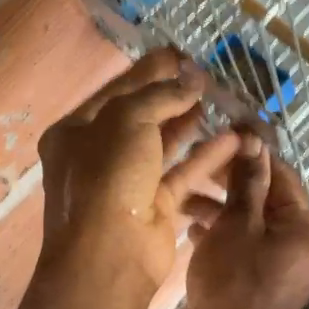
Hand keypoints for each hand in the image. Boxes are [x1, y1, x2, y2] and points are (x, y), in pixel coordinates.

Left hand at [36, 48, 239, 292]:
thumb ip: (161, 94)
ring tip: (220, 102)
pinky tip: (232, 138)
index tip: (182, 54)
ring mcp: (127, 183)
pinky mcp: (156, 206)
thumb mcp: (128, 119)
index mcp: (76, 131)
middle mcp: (98, 155)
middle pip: (141, 117)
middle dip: (172, 96)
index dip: (150, 70)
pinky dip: (206, 157)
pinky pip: (183, 174)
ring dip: (190, 124)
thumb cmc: (107, 176)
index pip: (117, 91)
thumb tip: (192, 77)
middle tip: (206, 77)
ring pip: (163, 146)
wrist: (110, 254)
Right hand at [185, 132, 308, 308]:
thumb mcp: (236, 223)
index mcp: (308, 227)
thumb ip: (246, 181)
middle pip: (268, 198)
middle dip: (231, 181)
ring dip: (222, 208)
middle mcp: (306, 244)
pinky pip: (249, 246)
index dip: (250, 152)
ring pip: (255, 223)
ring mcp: (288, 265)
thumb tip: (253, 141)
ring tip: (185, 197)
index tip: (223, 132)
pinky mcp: (268, 281)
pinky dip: (226, 234)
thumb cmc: (233, 283)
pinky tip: (193, 228)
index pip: (281, 175)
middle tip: (197, 163)